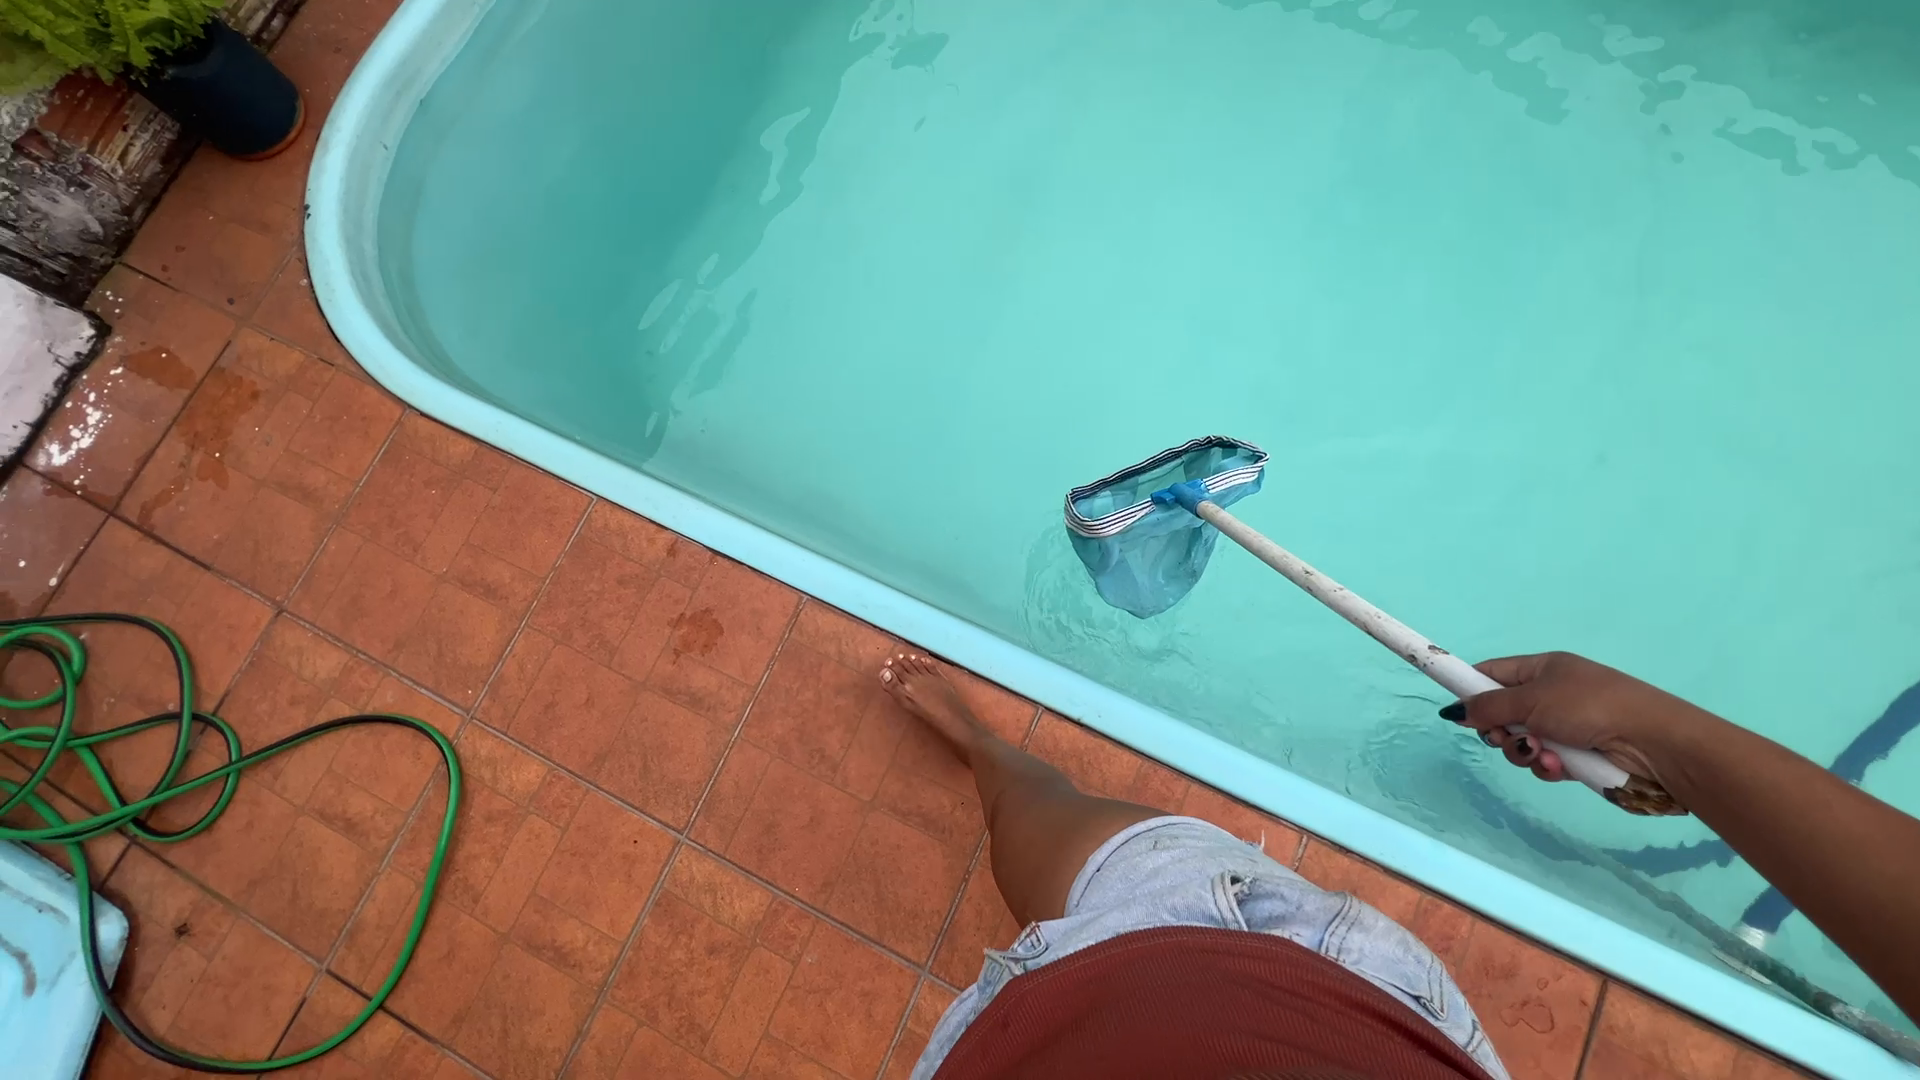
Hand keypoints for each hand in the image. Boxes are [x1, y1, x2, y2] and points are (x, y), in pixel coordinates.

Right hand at [1441, 651, 1719, 785]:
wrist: (1659, 743)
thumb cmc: (1591, 707)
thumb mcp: (1531, 700)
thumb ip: (1487, 706)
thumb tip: (1454, 711)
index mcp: (1542, 670)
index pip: (1491, 674)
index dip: (1470, 689)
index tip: (1455, 710)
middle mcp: (1553, 695)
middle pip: (1503, 714)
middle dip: (1500, 731)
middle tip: (1506, 738)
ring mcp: (1568, 726)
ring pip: (1522, 742)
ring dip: (1524, 752)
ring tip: (1541, 756)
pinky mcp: (1580, 755)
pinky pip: (1545, 761)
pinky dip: (1546, 766)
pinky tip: (1558, 768)